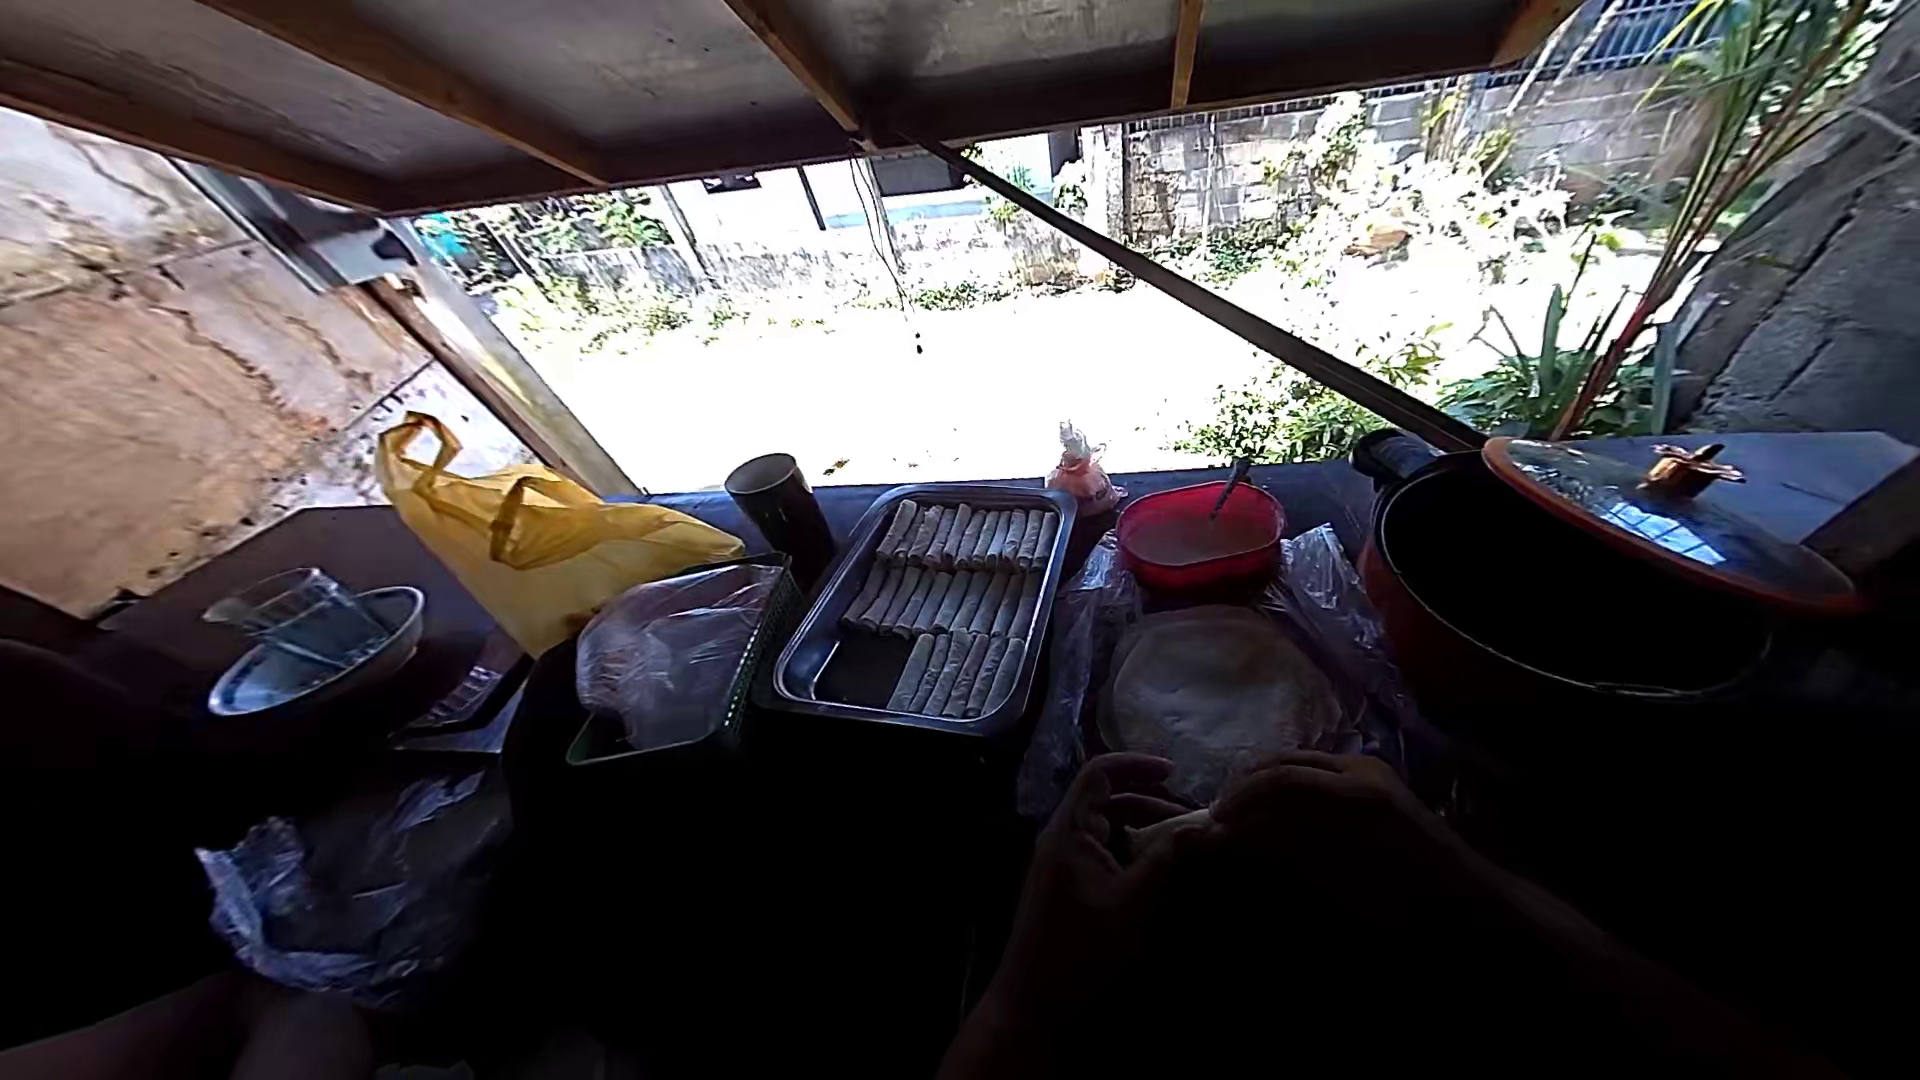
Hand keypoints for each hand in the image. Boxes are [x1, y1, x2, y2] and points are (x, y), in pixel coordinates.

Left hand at [994, 754, 1198, 1012]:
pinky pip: (1106, 858)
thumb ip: (1168, 861)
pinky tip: (1164, 875)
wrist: (1036, 1016)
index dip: (1136, 764)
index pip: (1099, 774)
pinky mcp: (1072, 890)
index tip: (1176, 771)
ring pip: (1110, 831)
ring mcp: (1066, 865)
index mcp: (1070, 830)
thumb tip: (1206, 825)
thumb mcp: (1134, 906)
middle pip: (1108, 802)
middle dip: (1151, 803)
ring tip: (1187, 847)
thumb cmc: (1083, 956)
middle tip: (1194, 820)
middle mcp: (1064, 839)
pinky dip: (1134, 857)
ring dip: (1146, 832)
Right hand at [1208, 751, 1474, 924]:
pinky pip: (1315, 767)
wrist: (1475, 909)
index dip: (1242, 800)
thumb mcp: (1339, 886)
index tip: (1216, 824)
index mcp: (1356, 795)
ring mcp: (1366, 769)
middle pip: (1283, 764)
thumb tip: (1229, 839)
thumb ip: (1283, 853)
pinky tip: (1272, 803)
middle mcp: (1359, 771)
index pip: (1281, 781)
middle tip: (1221, 813)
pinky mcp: (1370, 774)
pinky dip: (1285, 781)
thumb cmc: (1410, 910)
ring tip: (1239, 808)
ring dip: (1261, 781)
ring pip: (1296, 760)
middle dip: (1245, 787)